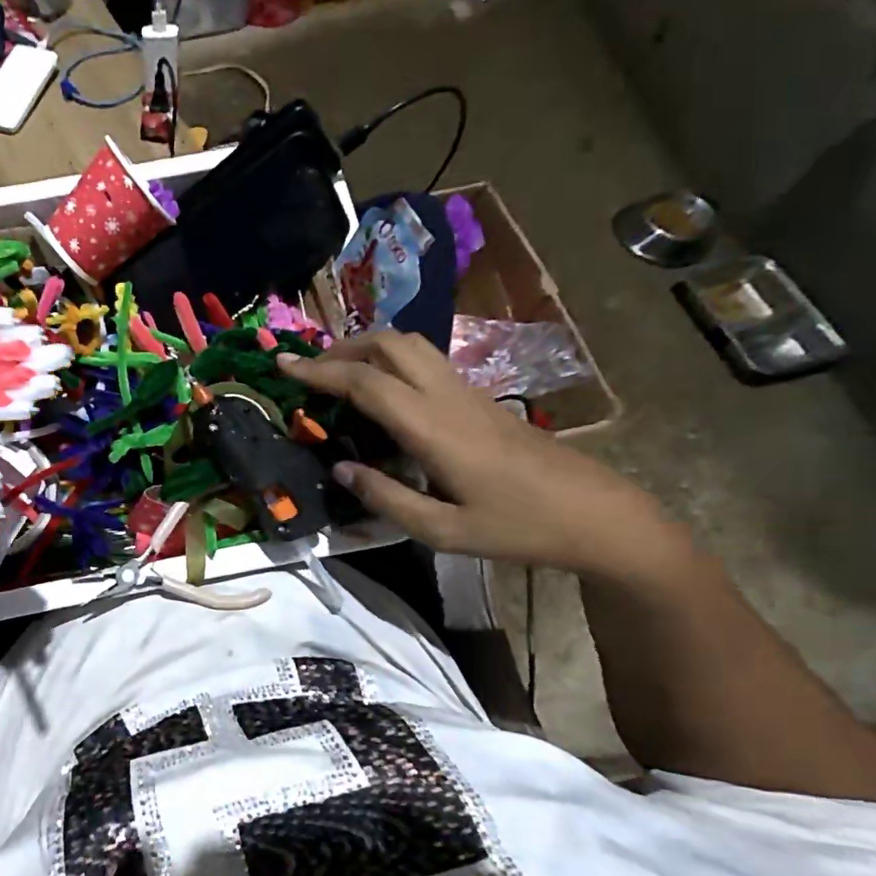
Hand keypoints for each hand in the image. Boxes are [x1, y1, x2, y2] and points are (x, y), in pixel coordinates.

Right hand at [279, 332, 676, 577]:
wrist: (592, 512)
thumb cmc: (518, 527)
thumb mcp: (444, 531)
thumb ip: (387, 499)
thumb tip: (341, 471)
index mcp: (432, 427)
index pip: (365, 382)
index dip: (320, 371)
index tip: (283, 366)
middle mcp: (447, 396)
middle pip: (389, 344)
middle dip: (343, 348)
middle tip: (311, 371)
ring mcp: (467, 392)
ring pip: (411, 346)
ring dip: (369, 349)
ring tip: (340, 376)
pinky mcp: (480, 398)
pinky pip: (426, 363)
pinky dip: (391, 362)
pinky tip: (382, 394)